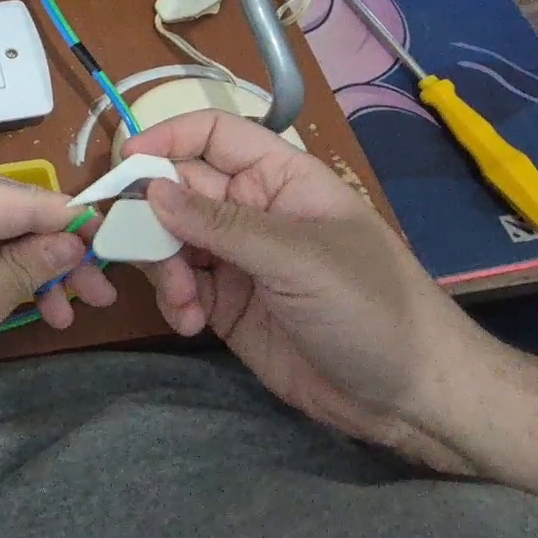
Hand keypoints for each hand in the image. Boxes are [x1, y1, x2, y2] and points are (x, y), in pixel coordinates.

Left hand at [0, 173, 93, 437]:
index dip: (70, 218)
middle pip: (7, 213)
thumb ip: (24, 266)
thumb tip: (74, 239)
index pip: (20, 196)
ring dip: (32, 267)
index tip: (117, 241)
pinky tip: (32, 306)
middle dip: (55, 249)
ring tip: (70, 310)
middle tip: (100, 291)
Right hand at [119, 110, 494, 471]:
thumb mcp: (297, 258)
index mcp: (278, 179)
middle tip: (135, 246)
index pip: (212, 136)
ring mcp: (233, 257)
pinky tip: (189, 322)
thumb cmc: (372, 308)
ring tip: (180, 299)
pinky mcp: (222, 302)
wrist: (412, 401)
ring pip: (167, 238)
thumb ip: (220, 223)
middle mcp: (249, 209)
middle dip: (151, 216)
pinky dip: (171, 300)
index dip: (167, 139)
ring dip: (159, 265)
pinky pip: (176, 284)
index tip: (125, 162)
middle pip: (176, 189)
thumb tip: (150, 189)